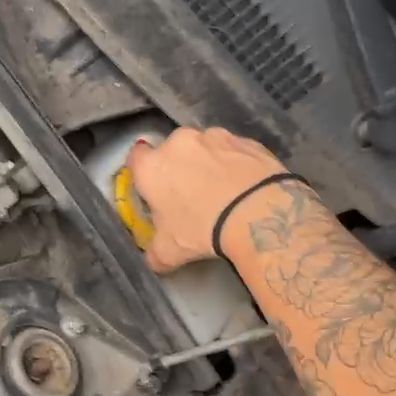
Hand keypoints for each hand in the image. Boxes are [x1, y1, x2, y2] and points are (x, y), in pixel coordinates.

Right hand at [126, 127, 299, 271]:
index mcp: (151, 167)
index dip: (142, 173)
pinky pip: (232, 150)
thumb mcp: (168, 252)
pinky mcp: (247, 140)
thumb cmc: (201, 228)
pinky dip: (233, 163)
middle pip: (171, 151)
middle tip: (187, 194)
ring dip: (206, 162)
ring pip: (203, 147)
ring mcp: (215, 136)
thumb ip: (153, 252)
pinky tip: (241, 184)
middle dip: (176, 167)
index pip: (135, 158)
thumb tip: (154, 258)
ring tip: (220, 189)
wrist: (260, 214)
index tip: (151, 189)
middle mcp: (179, 143)